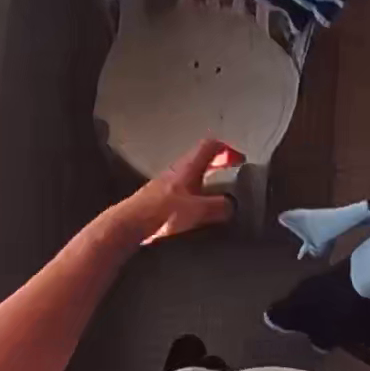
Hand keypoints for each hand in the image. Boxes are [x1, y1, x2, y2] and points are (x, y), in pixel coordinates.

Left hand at [107, 138, 239, 244]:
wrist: (130, 224)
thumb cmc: (164, 212)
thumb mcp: (197, 210)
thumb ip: (218, 207)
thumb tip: (231, 206)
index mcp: (187, 167)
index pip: (209, 146)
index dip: (226, 149)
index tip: (239, 159)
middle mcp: (176, 171)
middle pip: (200, 159)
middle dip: (217, 162)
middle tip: (231, 171)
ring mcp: (166, 184)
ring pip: (190, 175)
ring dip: (205, 178)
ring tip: (217, 192)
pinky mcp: (159, 199)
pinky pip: (182, 190)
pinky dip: (194, 193)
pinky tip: (197, 209)